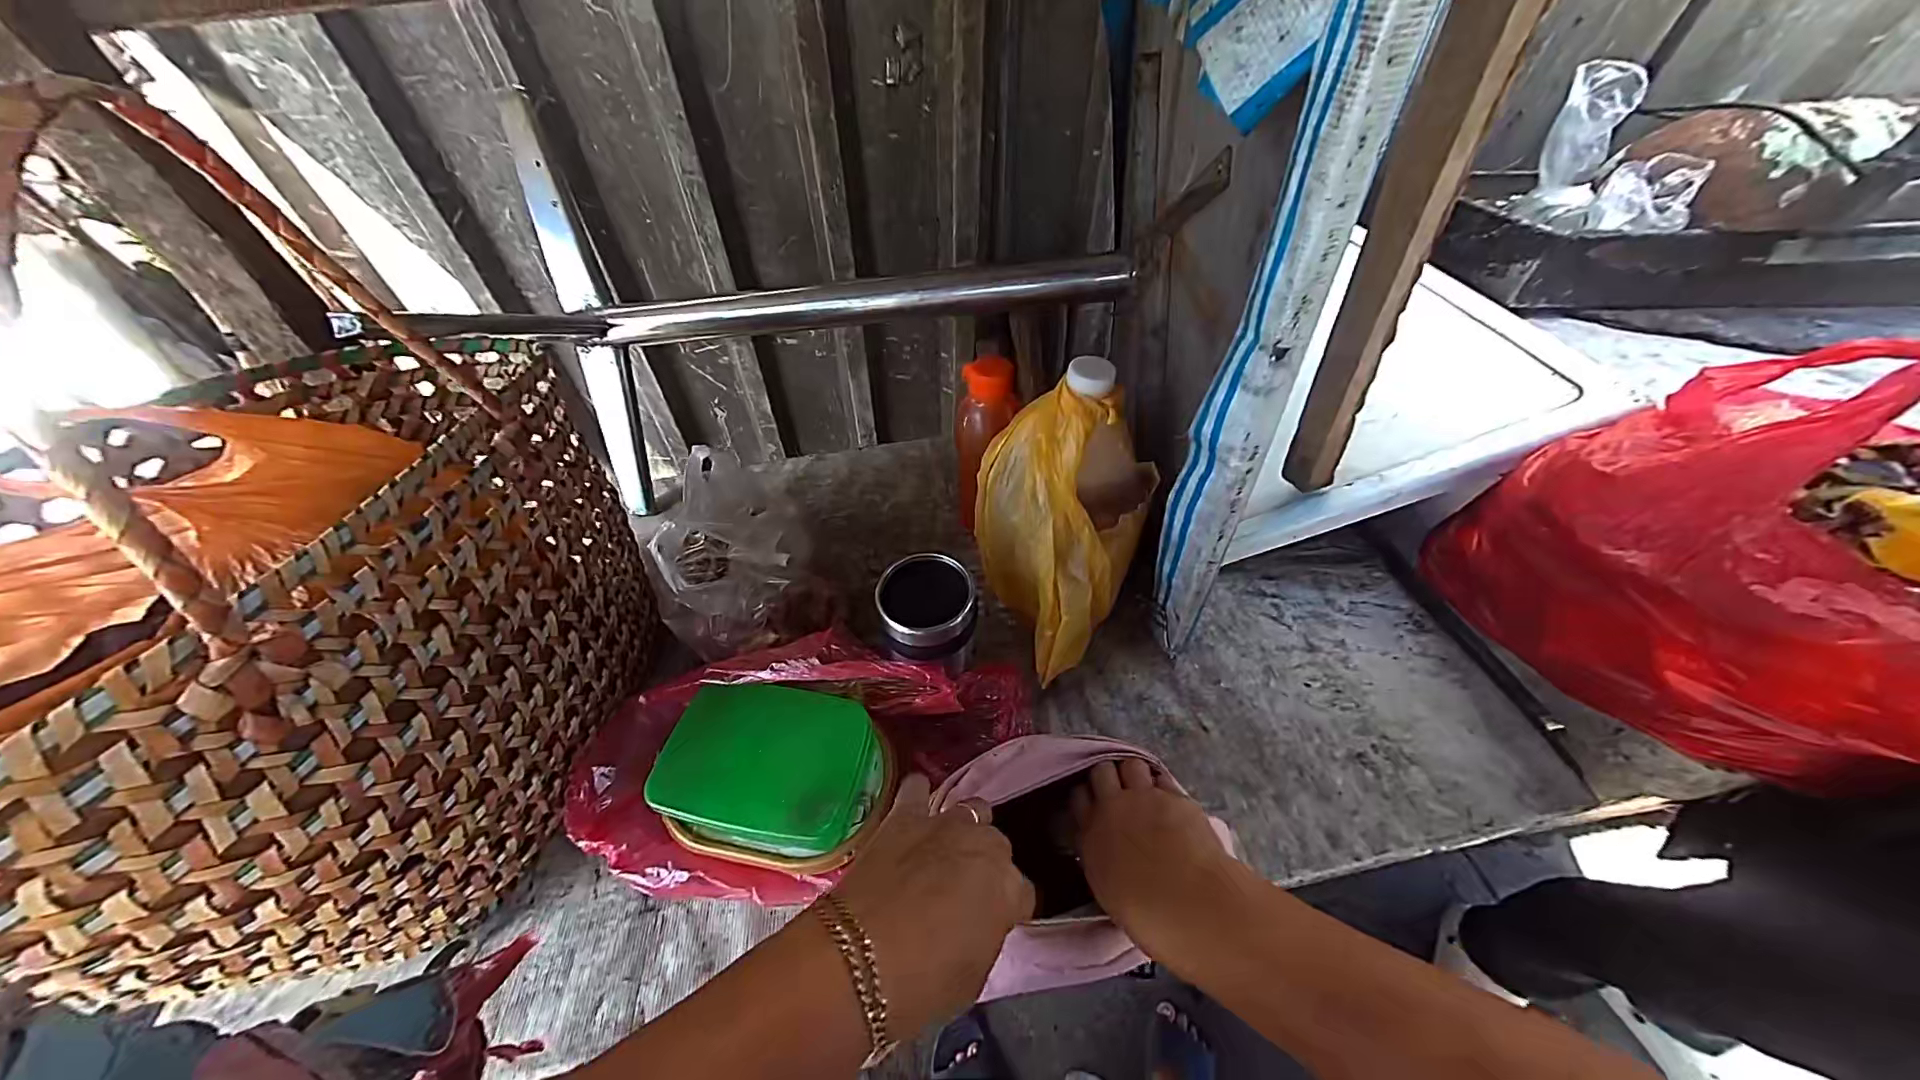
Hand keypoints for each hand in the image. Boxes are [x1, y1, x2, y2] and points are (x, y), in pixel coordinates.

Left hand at [831, 774, 1034, 1034]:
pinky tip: (916, 808)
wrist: (859, 961)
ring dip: (963, 829)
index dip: (1007, 908)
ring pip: (970, 811)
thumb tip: (978, 921)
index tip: (991, 921)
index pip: (1022, 893)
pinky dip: (919, 796)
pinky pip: (918, 789)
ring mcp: (944, 824)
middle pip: (997, 847)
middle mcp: (984, 845)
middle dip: (986, 867)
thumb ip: (986, 933)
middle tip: (964, 893)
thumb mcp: (974, 974)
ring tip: (946, 850)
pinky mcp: (905, 815)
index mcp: (1009, 888)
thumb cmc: (922, 983)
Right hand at [1070, 759, 1245, 959]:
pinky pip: (1162, 778)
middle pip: (1101, 771)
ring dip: (1135, 773)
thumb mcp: (1106, 887)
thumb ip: (1101, 857)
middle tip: (1119, 790)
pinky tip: (1169, 799)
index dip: (1087, 795)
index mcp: (1091, 834)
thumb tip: (1109, 849)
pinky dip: (1162, 784)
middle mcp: (1113, 807)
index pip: (1078, 797)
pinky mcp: (1176, 796)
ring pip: (1131, 765)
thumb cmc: (1146, 914)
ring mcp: (1145, 797)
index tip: (1094, 801)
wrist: (1190, 904)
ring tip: (1144, 788)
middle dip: (1108, 776)